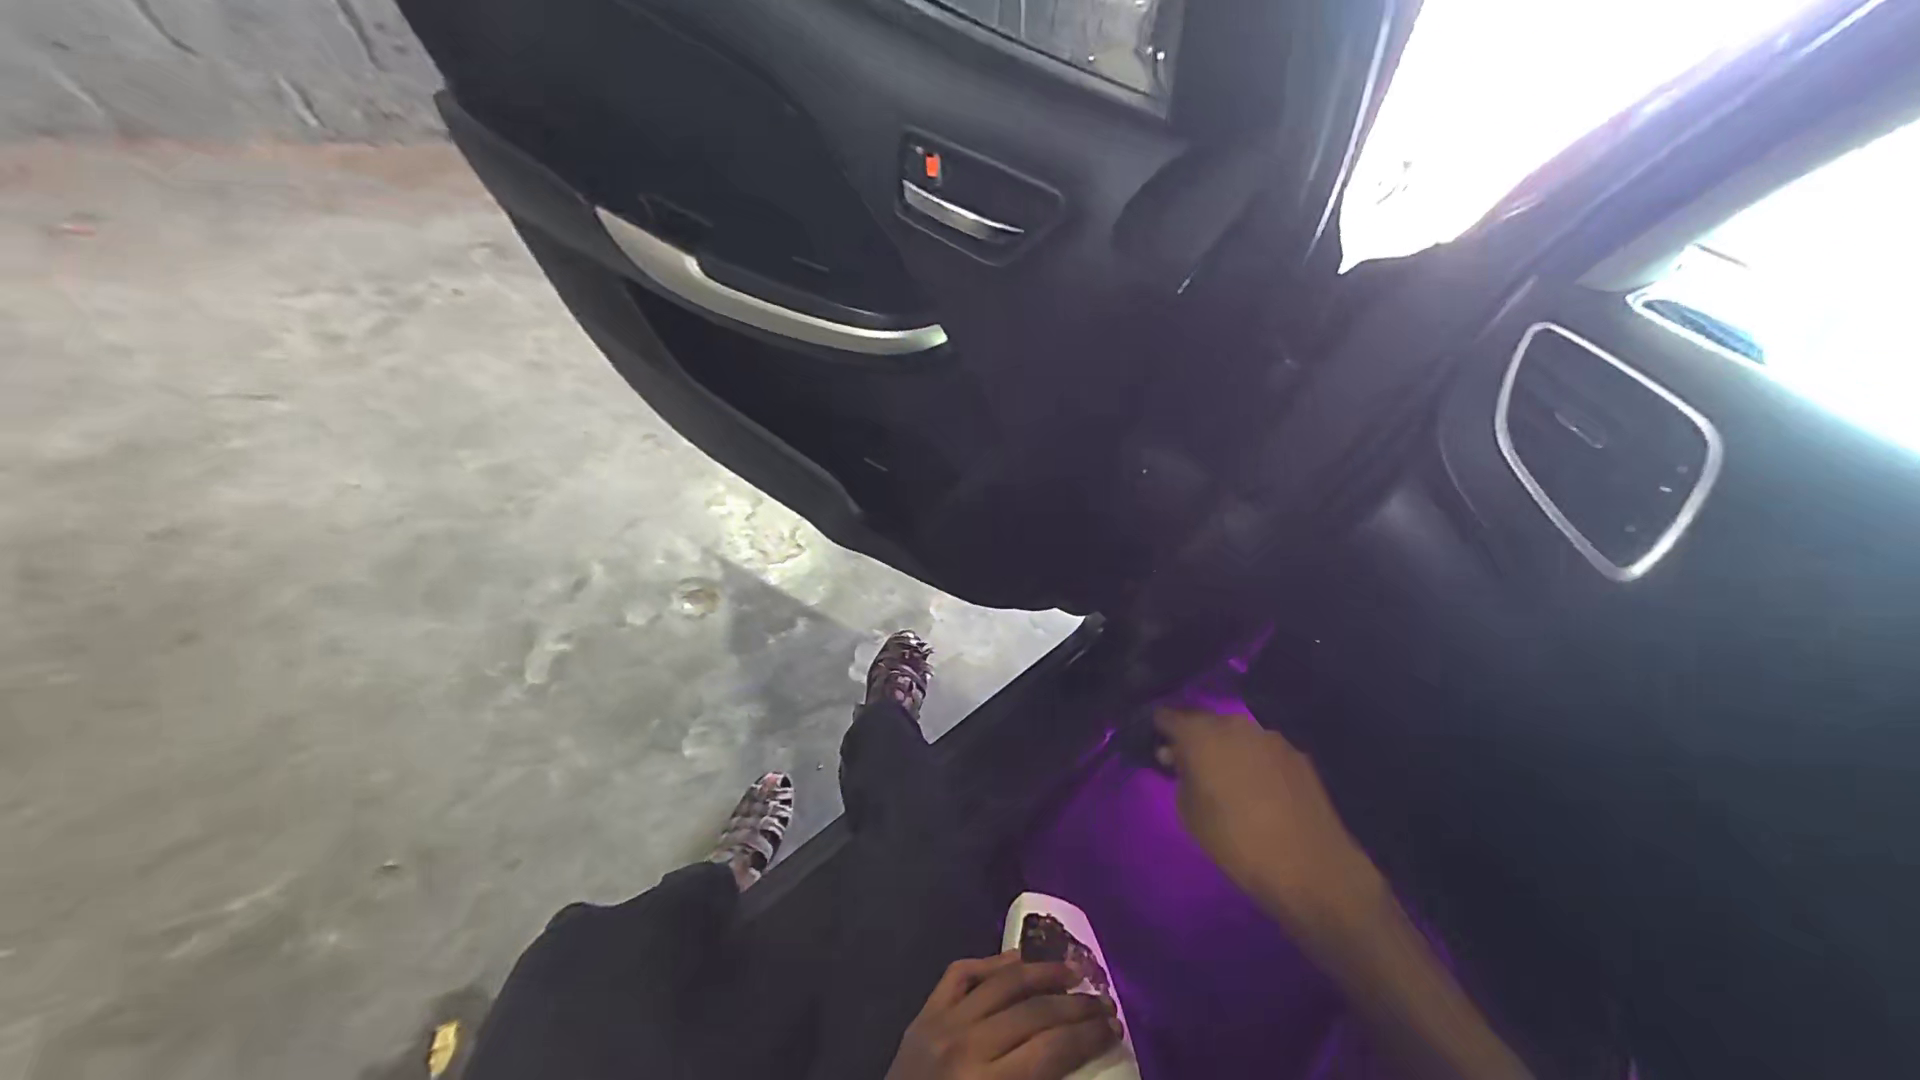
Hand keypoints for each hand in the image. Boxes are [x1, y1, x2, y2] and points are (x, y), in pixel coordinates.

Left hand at [885, 952, 1120, 1079]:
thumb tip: (1076, 1056)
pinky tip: (1018, 960)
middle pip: (1033, 1013)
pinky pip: (962, 973)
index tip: (1115, 1026)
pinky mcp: (925, 1012)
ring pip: (1001, 983)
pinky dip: (993, 963)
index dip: (1088, 1036)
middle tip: (1104, 1000)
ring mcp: (942, 1022)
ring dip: (1042, 973)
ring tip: (1072, 969)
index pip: (1051, 1051)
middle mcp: (966, 1046)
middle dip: (1075, 1005)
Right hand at [1154, 708, 1384, 928]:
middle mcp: (1233, 723)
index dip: (1159, 732)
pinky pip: (1261, 748)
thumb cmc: (1234, 839)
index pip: (1166, 716)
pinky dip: (1253, 760)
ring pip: (1235, 733)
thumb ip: (1180, 775)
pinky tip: (1260, 789)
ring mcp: (1269, 735)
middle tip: (1192, 768)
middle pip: (1202, 720)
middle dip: (1193, 738)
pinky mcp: (1296, 752)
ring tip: (1229, 780)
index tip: (1161, 752)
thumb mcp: (1188, 811)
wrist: (1308, 866)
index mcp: (1199, 733)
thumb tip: (1180, 758)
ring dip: (1225, 747)